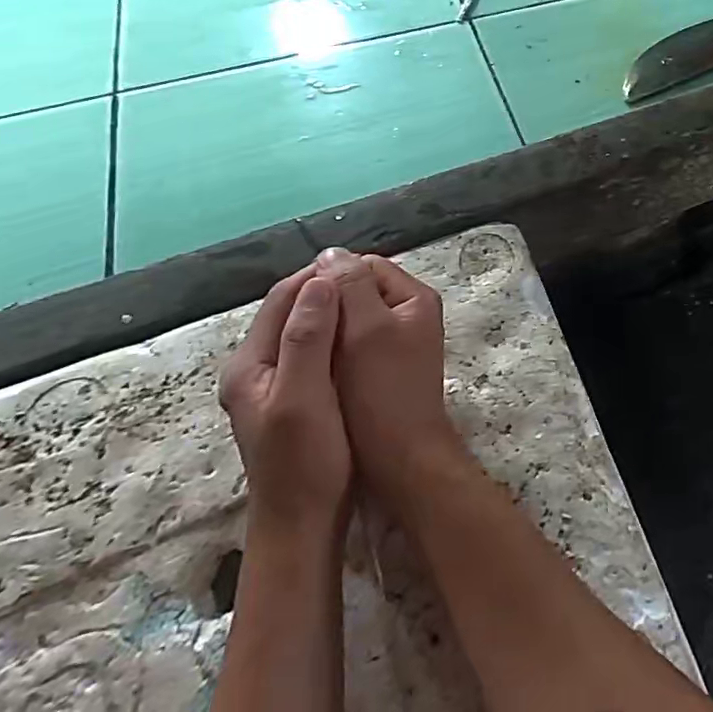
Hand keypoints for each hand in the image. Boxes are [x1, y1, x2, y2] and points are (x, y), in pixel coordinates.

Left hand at [219, 265, 351, 536]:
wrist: (305, 525)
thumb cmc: (306, 462)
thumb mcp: (304, 396)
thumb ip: (307, 338)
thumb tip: (321, 281)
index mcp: (249, 365)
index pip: (281, 299)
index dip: (317, 277)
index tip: (358, 264)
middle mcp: (256, 369)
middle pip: (290, 311)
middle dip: (326, 290)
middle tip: (370, 280)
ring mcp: (275, 385)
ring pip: (305, 330)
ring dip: (333, 311)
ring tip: (370, 301)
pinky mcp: (296, 399)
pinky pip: (315, 351)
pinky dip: (337, 335)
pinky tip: (362, 337)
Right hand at [315, 248, 461, 503]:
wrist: (403, 459)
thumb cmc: (383, 393)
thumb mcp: (365, 330)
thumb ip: (350, 286)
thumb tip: (330, 253)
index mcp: (414, 297)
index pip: (365, 266)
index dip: (331, 278)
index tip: (301, 302)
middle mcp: (412, 313)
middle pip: (359, 292)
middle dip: (328, 304)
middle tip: (298, 328)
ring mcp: (401, 341)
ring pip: (353, 320)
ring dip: (330, 329)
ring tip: (305, 347)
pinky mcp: (387, 367)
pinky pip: (355, 345)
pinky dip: (336, 351)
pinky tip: (317, 366)